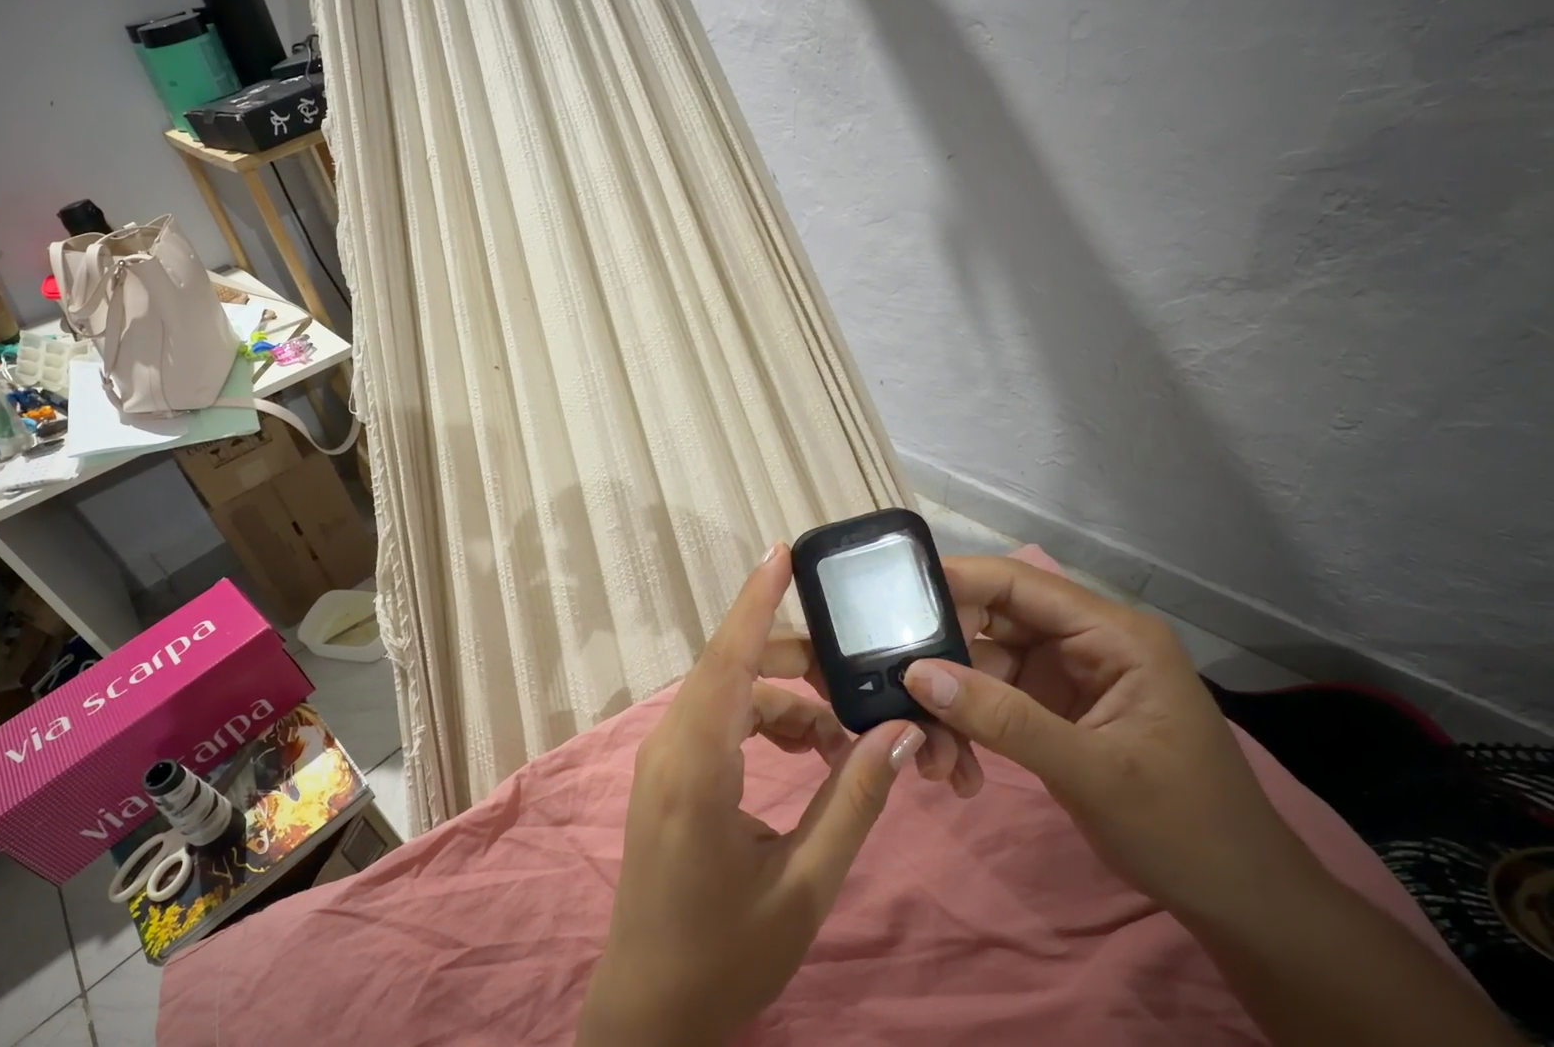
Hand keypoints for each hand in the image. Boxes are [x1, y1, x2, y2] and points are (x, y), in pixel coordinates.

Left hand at [578, 545, 921, 1046]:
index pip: (728, 661)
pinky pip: (717, 726)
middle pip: (732, 671)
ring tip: (848, 741)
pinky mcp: (665, 778)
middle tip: (862, 677)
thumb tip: (902, 733)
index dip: (756, 602)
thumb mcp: (805, 882)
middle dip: (798, 661)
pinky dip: (765, 727)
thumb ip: (853, 800)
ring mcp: (660, 762)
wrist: (652, 1007)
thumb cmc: (727, 952)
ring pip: (728, 698)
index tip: (781, 552)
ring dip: (788, 703)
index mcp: (695, 768)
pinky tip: (812, 757)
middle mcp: (667, 749)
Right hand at [897, 556, 1316, 914]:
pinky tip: (958, 774)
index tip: (885, 600)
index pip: (1018, 584)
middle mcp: (1083, 645)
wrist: (1234, 897)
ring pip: (979, 670)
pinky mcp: (1050, 713)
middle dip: (940, 664)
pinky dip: (965, 733)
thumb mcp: (1092, 771)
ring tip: (935, 764)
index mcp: (1112, 636)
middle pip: (987, 627)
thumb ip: (1003, 718)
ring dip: (947, 710)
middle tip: (898, 702)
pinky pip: (987, 705)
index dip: (953, 581)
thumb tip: (915, 673)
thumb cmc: (1184, 825)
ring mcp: (1064, 680)